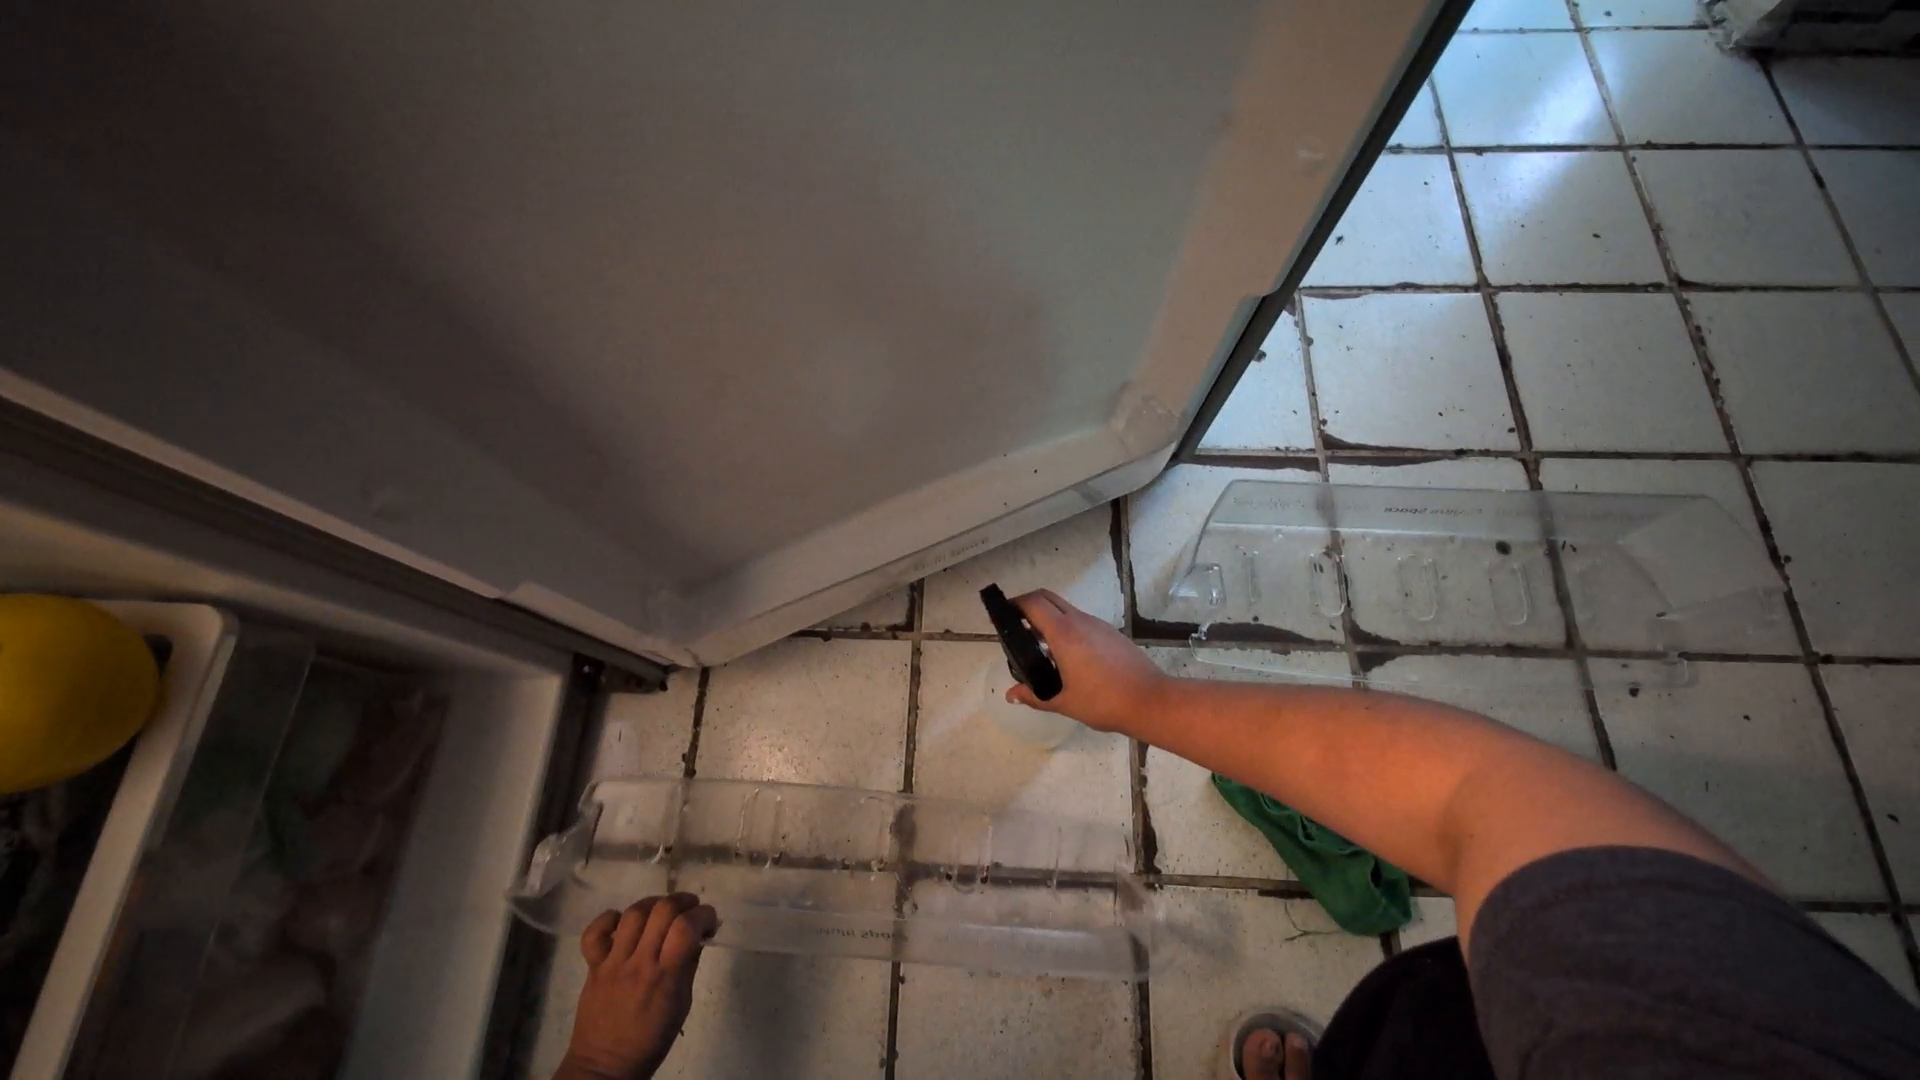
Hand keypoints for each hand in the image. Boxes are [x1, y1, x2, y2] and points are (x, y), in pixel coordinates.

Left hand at [559, 893, 719, 1079]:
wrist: (604, 1068)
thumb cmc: (651, 1040)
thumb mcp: (682, 1005)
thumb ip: (689, 965)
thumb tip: (700, 935)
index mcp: (665, 977)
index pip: (687, 927)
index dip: (704, 914)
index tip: (710, 921)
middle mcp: (639, 964)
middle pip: (662, 911)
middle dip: (684, 901)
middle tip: (691, 910)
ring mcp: (613, 963)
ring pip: (634, 914)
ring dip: (654, 903)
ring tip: (662, 911)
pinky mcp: (593, 967)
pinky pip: (594, 933)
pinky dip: (609, 919)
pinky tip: (622, 922)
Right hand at [1005, 589, 1168, 735]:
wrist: (1150, 700)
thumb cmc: (1103, 701)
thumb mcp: (1064, 702)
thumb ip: (1034, 696)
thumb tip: (1012, 695)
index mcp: (1064, 634)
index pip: (1033, 604)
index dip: (1014, 603)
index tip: (1002, 614)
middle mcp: (1081, 622)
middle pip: (1048, 598)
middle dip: (1028, 605)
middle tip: (1016, 626)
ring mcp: (1099, 625)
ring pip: (1066, 609)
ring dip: (1049, 617)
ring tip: (1039, 645)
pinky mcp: (1111, 633)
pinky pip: (1082, 621)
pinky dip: (1067, 627)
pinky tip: (1067, 655)